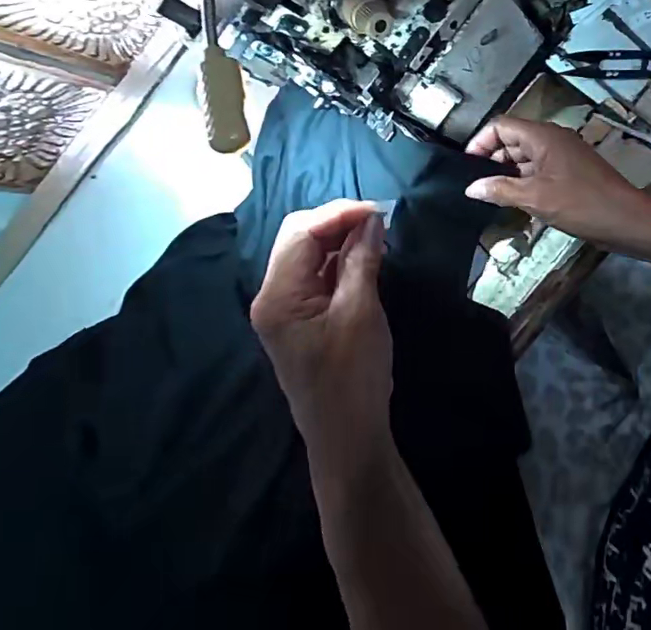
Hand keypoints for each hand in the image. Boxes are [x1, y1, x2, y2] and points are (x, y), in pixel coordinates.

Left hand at [251, 200, 393, 464]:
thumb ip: (362, 260)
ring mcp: (283, 308)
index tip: (378, 210)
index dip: (339, 214)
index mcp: (277, 296)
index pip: (301, 233)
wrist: (347, 440)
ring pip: (307, 254)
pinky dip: (338, 260)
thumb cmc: (353, 378)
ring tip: (375, 234)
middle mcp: (272, 296)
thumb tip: (372, 219)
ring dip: (338, 239)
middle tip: (377, 220)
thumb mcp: (361, 312)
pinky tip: (363, 256)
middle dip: (336, 222)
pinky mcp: (300, 318)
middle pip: (298, 238)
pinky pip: (315, 274)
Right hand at [463, 117, 650, 255]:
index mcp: (543, 136)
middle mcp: (552, 139)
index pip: (500, 126)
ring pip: (525, 157)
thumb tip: (471, 187)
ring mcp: (563, 155)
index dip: (480, 142)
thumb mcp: (536, 198)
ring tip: (493, 196)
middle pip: (511, 139)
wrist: (629, 221)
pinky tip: (517, 202)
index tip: (468, 167)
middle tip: (478, 185)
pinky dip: (524, 181)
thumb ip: (500, 190)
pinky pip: (538, 169)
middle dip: (492, 160)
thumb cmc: (582, 204)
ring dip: (508, 173)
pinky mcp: (570, 172)